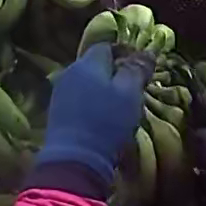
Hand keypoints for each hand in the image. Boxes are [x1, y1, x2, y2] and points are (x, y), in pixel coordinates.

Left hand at [33, 43, 153, 186]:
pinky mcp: (58, 112)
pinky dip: (94, 102)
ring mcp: (61, 93)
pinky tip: (104, 116)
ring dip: (105, 88)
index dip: (127, 53)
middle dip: (116, 71)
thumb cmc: (106, 121)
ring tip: (122, 103)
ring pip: (88, 81)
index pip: (107, 46)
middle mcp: (70, 72)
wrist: (75, 159)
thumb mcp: (130, 93)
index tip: (142, 67)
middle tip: (135, 86)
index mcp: (87, 63)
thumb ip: (137, 70)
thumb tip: (148, 52)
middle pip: (96, 64)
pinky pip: (80, 98)